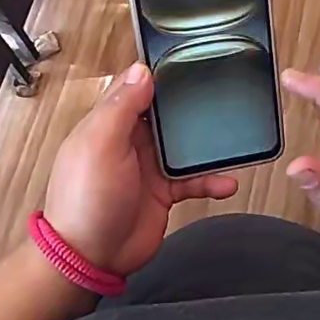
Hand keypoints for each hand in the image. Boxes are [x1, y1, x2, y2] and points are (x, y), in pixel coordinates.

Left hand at [42, 63, 237, 275]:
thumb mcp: (100, 145)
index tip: (189, 62)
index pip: (136, 88)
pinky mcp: (163, 192)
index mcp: (110, 124)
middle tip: (221, 96)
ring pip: (185, 146)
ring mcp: (148, 167)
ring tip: (234, 139)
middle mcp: (130, 142)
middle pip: (167, 115)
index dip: (160, 76)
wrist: (90, 257)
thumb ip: (121, 107)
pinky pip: (194, 180)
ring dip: (208, 145)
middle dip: (191, 107)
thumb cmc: (85, 202)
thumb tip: (142, 70)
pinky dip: (211, 181)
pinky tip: (227, 182)